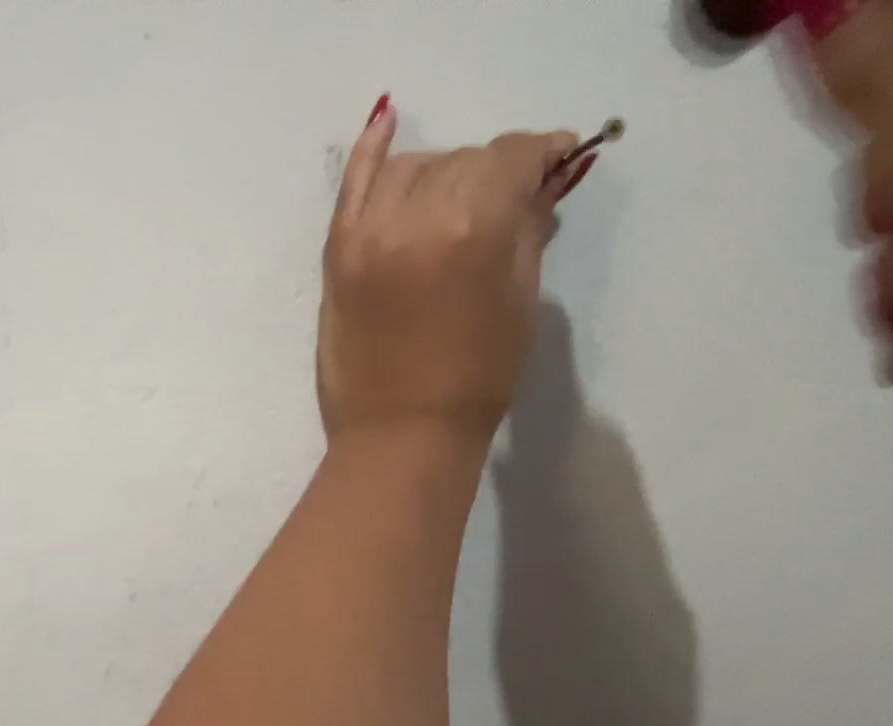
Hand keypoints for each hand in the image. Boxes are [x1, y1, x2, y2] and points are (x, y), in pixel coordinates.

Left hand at [316, 98, 579, 444]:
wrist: (399, 434)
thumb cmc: (475, 380)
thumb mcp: (520, 303)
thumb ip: (527, 232)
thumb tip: (536, 187)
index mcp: (473, 229)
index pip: (511, 158)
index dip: (540, 153)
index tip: (557, 160)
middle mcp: (414, 218)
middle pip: (460, 160)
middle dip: (490, 170)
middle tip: (506, 197)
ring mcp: (366, 236)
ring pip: (408, 168)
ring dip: (439, 171)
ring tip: (454, 198)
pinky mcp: (335, 257)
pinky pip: (350, 188)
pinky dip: (369, 154)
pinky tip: (386, 124)